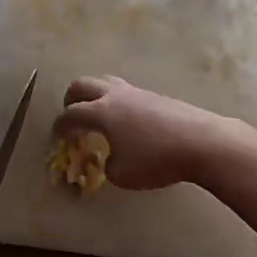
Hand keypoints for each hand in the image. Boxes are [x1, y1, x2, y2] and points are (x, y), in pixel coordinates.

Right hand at [52, 75, 256, 189]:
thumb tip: (111, 158)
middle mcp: (115, 95)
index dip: (60, 125)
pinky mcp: (155, 96)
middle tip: (71, 113)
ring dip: (96, 93)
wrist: (200, 141)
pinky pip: (127, 91)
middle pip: (83, 84)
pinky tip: (127, 119)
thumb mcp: (123, 175)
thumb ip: (109, 166)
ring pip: (107, 81)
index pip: (71, 114)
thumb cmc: (156, 159)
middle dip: (72, 98)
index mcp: (101, 112)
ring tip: (98, 111)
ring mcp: (137, 92)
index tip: (57, 134)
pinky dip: (117, 100)